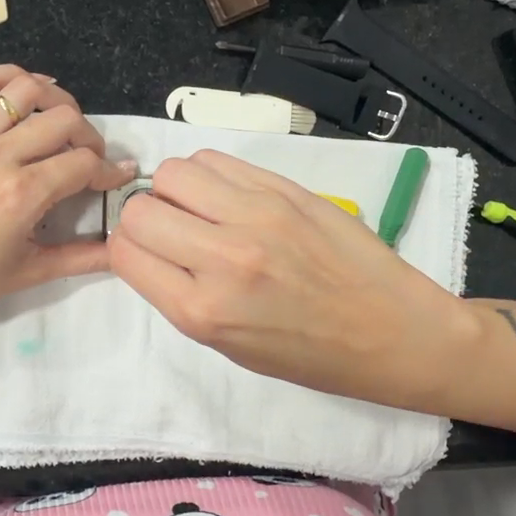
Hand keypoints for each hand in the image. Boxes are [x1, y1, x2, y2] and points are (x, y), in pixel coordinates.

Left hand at [0, 65, 135, 317]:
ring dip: (57, 100)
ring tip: (62, 122)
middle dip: (90, 137)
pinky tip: (24, 91)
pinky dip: (8, 76)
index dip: (109, 171)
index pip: (83, 164)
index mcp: (21, 194)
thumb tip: (123, 251)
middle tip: (88, 159)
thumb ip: (81, 259)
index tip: (117, 179)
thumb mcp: (28, 273)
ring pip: (27, 89)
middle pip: (65, 119)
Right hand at [107, 150, 479, 405]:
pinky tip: (228, 198)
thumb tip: (148, 248)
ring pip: (173, 173)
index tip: (146, 255)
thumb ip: (180, 294)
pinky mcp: (284, 189)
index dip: (127, 250)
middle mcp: (222, 258)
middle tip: (173, 234)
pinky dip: (208, 175)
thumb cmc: (308, 355)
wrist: (392, 334)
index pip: (124, 252)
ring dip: (174, 191)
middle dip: (144, 220)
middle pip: (141, 209)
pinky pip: (216, 160)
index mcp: (202, 311)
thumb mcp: (228, 346)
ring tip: (200, 211)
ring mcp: (256, 216)